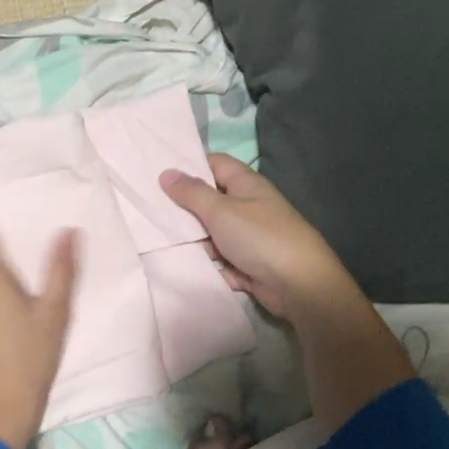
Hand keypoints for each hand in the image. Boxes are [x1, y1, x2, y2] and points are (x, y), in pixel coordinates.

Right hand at [159, 154, 344, 319]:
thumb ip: (191, 193)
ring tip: (159, 244)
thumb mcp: (221, 210)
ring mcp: (247, 237)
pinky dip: (207, 265)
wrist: (297, 284)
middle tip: (151, 213)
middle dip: (184, 209)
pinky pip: (219, 261)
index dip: (189, 167)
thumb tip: (166, 172)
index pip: (215, 164)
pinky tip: (183, 268)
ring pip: (212, 234)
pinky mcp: (246, 264)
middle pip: (210, 201)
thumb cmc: (260, 237)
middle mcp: (248, 207)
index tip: (159, 176)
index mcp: (246, 185)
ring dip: (193, 241)